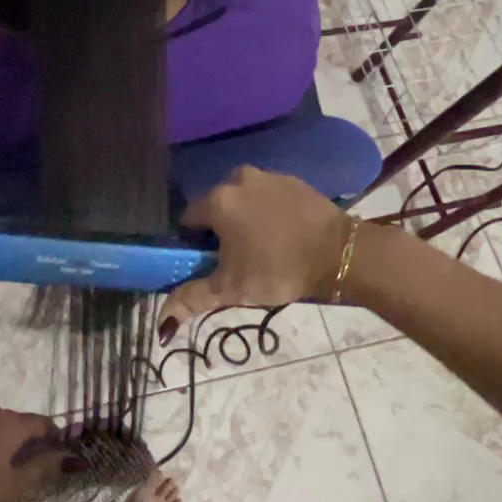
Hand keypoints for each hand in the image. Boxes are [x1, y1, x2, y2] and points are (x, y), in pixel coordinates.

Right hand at [158, 166, 353, 340]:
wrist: (341, 254)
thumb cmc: (279, 270)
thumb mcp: (232, 289)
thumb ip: (192, 299)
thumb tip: (161, 325)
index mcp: (217, 201)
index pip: (187, 221)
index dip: (193, 245)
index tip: (209, 264)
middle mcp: (237, 179)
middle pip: (215, 208)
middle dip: (220, 231)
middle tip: (238, 260)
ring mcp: (268, 176)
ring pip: (242, 201)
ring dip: (244, 220)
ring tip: (262, 248)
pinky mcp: (293, 180)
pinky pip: (267, 197)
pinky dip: (268, 212)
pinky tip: (282, 235)